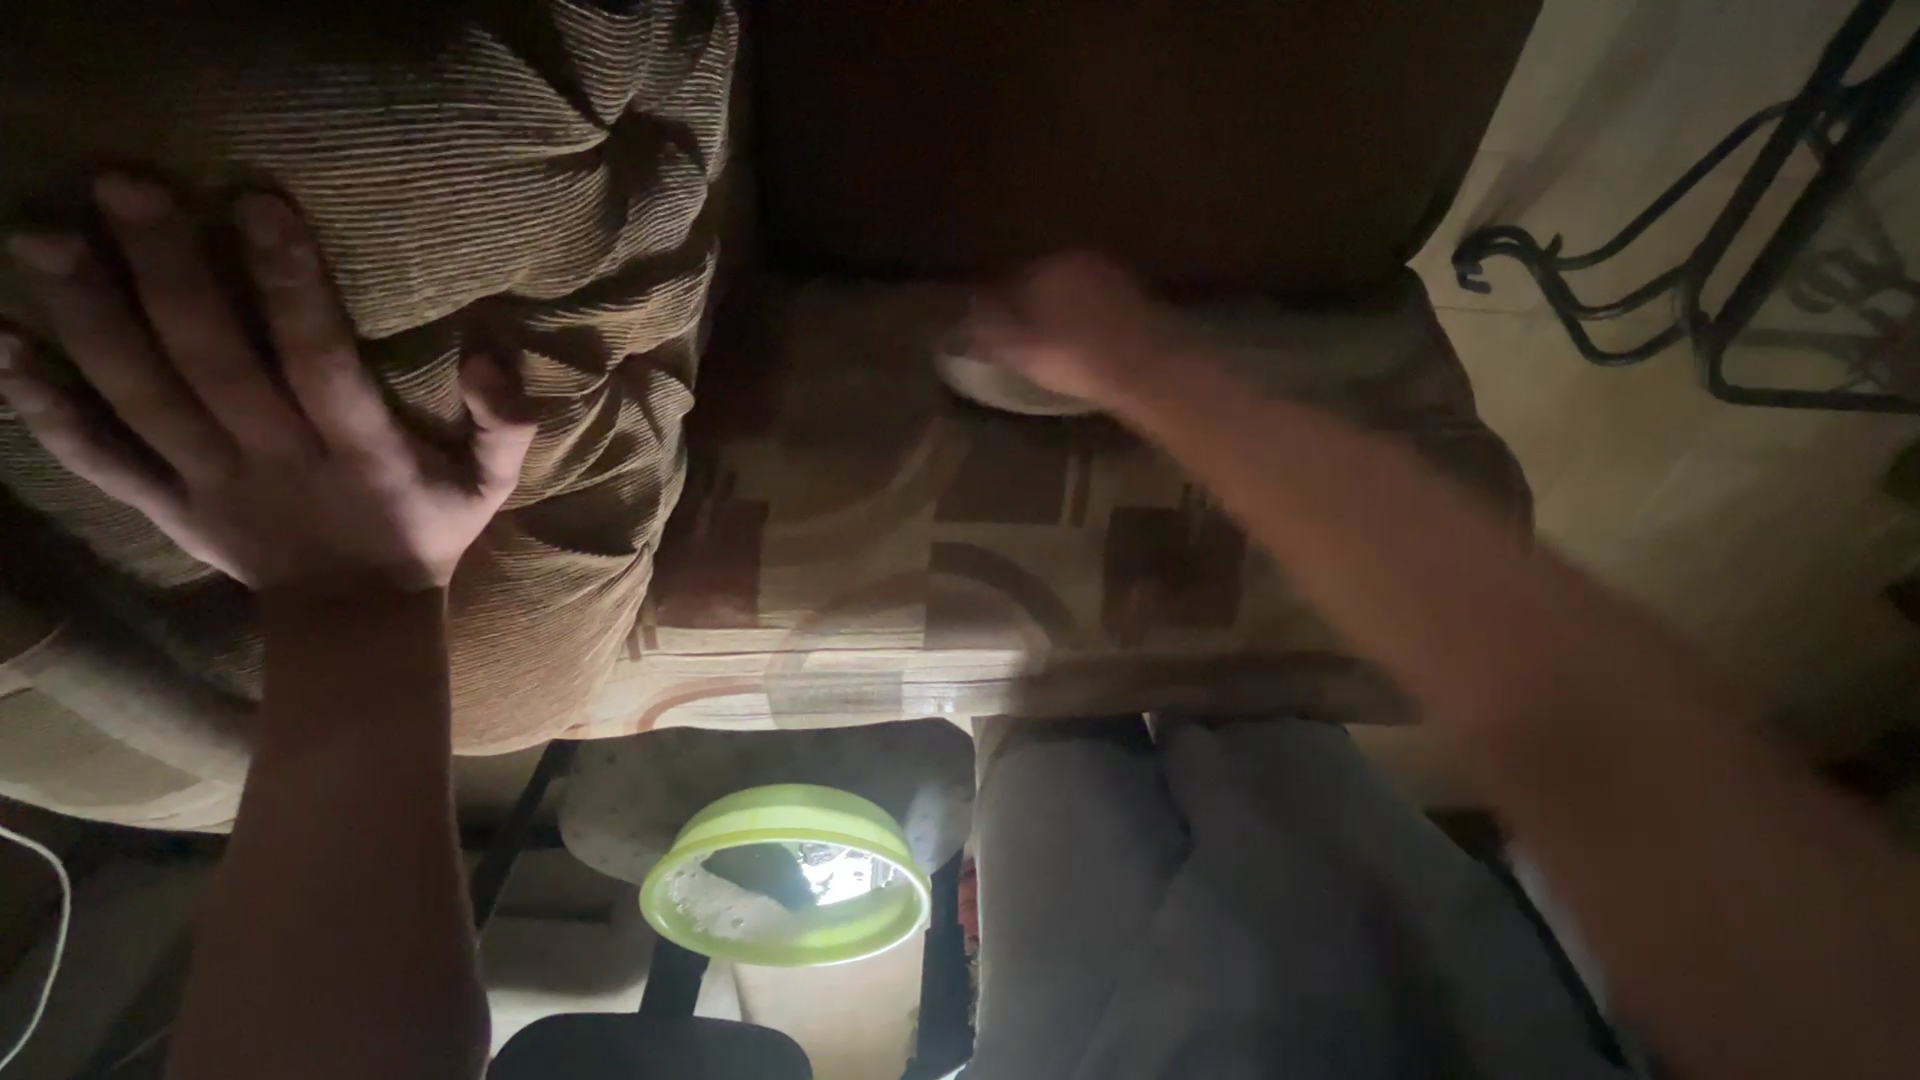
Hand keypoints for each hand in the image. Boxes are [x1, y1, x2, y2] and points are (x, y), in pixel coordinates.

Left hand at [0, 176, 534, 592]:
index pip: (322, 361)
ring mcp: (214, 486)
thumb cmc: (430, 530)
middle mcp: (279, 461)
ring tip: (41, 236)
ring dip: (89, 317)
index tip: (257, 203)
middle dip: (167, 271)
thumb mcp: (492, 485)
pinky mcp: (168, 507)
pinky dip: (43, 408)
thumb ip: (505, 424)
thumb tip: (488, 357)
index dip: (290, 283)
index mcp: (363, 453)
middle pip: (214, 362)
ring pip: (142, 397)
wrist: (360, 612)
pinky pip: (99, 459)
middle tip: (123, 185)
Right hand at [967, 252, 1169, 412]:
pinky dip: (1090, 323)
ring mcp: (1113, 277)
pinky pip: (1100, 309)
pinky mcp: (1138, 300)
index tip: (994, 333)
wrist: (1144, 366)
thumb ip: (988, 327)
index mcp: (1046, 264)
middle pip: (1044, 283)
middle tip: (1025, 342)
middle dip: (1032, 307)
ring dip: (1063, 314)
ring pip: (1075, 295)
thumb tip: (963, 316)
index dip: (998, 309)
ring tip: (1056, 347)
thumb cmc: (1072, 355)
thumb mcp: (1017, 346)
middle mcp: (1080, 259)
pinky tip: (1087, 347)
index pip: (1009, 281)